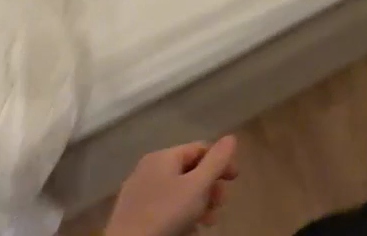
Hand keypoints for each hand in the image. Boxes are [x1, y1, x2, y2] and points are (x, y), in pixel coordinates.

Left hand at [104, 136, 238, 235]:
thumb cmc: (165, 214)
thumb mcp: (197, 186)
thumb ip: (217, 161)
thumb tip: (231, 138)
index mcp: (163, 157)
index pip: (200, 149)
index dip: (221, 162)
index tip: (234, 181)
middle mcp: (148, 169)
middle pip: (189, 171)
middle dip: (210, 187)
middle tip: (220, 205)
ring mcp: (138, 193)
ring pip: (177, 192)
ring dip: (198, 204)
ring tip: (207, 222)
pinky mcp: (132, 215)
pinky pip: (164, 207)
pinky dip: (180, 214)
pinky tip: (188, 230)